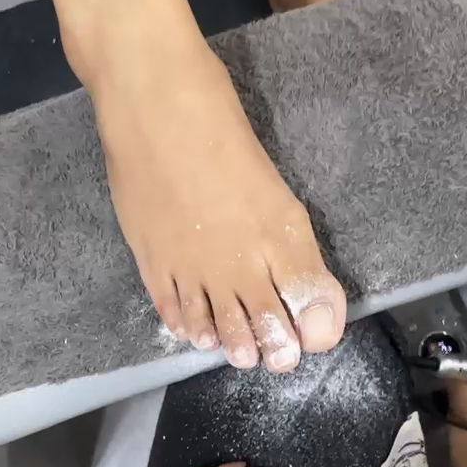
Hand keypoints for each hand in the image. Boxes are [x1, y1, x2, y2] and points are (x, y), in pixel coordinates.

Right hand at [67, 0, 346, 372]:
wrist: (153, 103)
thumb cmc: (222, 130)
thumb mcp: (278, 191)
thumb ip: (298, 255)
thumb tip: (317, 311)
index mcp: (275, 242)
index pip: (302, 306)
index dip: (313, 330)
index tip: (313, 342)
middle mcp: (234, 265)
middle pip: (258, 322)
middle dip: (272, 346)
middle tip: (275, 362)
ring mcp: (188, 265)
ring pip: (214, 322)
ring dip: (231, 342)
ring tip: (238, 356)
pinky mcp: (149, 257)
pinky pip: (170, 306)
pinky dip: (185, 324)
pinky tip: (193, 334)